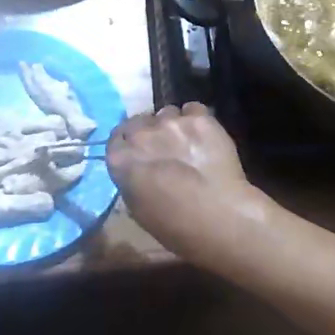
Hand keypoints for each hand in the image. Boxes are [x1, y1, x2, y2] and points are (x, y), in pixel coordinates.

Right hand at [108, 104, 259, 253]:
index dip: (129, 143)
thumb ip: (132, 179)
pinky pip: (194, 109)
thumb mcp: (138, 208)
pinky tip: (205, 135)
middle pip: (140, 121)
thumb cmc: (174, 225)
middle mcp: (141, 134)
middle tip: (164, 147)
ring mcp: (171, 122)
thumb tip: (139, 170)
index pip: (117, 137)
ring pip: (167, 113)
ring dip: (173, 125)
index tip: (139, 151)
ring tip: (188, 142)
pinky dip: (196, 119)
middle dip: (149, 131)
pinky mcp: (200, 118)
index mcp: (120, 159)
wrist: (218, 215)